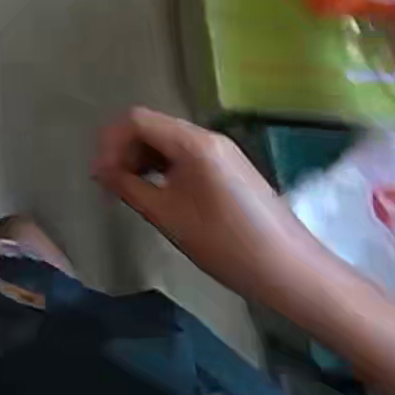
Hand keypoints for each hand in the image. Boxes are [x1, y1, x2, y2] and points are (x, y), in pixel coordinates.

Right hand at [91, 107, 341, 311]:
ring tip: (131, 190)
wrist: (294, 274)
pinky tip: (158, 192)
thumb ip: (127, 187)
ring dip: (141, 158)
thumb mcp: (167, 216)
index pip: (136, 120)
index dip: (110, 142)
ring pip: (166, 139)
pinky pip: (184, 153)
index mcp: (192, 142)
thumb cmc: (226, 244)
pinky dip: (162, 166)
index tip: (101, 175)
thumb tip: (100, 171)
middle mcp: (207, 136)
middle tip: (112, 183)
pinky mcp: (229, 167)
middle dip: (124, 149)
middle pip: (150, 125)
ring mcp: (221, 151)